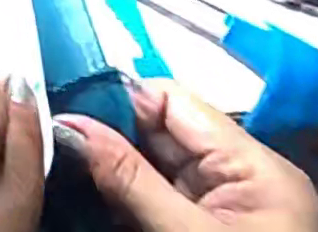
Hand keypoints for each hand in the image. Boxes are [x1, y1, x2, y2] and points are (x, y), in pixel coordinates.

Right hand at [56, 80, 317, 231]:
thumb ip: (128, 177)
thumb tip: (67, 122)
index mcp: (255, 165)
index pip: (170, 98)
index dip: (118, 100)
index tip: (70, 113)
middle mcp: (245, 172)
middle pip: (160, 126)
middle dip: (112, 132)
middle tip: (61, 139)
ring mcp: (231, 203)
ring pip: (155, 158)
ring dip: (116, 163)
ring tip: (70, 161)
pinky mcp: (215, 225)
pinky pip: (161, 188)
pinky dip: (129, 190)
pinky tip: (99, 191)